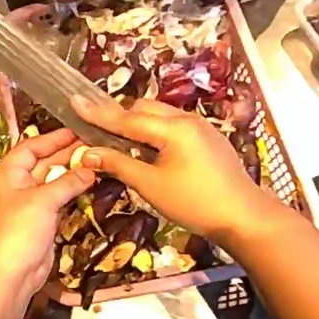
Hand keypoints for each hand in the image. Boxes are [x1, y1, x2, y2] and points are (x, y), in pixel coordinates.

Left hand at [0, 127, 95, 300]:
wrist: (7, 277)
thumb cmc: (17, 232)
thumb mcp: (42, 201)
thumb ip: (67, 182)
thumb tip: (90, 168)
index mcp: (7, 175)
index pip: (30, 148)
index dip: (52, 139)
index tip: (76, 131)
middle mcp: (16, 187)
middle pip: (42, 164)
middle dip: (65, 155)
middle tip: (93, 145)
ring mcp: (28, 207)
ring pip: (51, 183)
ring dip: (71, 174)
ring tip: (96, 162)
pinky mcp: (39, 224)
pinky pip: (56, 202)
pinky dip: (71, 193)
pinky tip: (88, 185)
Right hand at [71, 96, 285, 243]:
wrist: (244, 217)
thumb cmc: (195, 203)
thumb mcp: (151, 185)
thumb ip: (118, 165)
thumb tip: (88, 153)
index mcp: (173, 128)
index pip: (126, 117)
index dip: (98, 112)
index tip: (75, 101)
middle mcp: (187, 120)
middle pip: (144, 109)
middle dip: (120, 118)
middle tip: (98, 133)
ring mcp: (202, 128)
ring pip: (161, 116)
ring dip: (139, 125)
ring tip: (121, 144)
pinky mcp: (209, 139)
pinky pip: (174, 126)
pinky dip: (156, 133)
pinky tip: (150, 152)